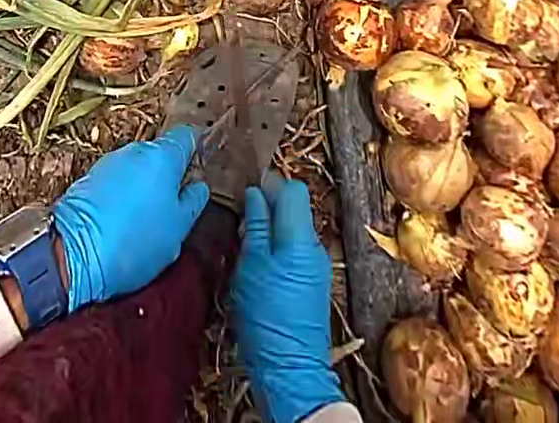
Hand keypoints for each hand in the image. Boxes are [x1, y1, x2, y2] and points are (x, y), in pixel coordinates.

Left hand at [54, 126, 210, 310]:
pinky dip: (120, 196)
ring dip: (143, 186)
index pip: (188, 136)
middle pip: (161, 153)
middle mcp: (136, 150)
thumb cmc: (134, 241)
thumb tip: (197, 186)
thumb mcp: (178, 228)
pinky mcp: (87, 179)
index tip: (195, 176)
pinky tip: (118, 224)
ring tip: (141, 221)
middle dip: (167, 175)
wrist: (69, 256)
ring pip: (137, 168)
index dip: (195, 153)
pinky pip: (115, 182)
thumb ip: (193, 201)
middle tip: (170, 207)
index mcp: (164, 155)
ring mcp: (109, 162)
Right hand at [232, 177, 344, 422]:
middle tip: (241, 226)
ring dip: (270, 231)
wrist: (292, 371)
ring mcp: (316, 264)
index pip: (293, 189)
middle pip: (294, 208)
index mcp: (301, 237)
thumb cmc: (266, 316)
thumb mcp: (252, 268)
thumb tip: (255, 193)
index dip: (270, 186)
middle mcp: (314, 244)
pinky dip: (277, 250)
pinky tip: (259, 270)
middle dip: (268, 210)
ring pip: (293, 230)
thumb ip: (255, 227)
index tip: (246, 197)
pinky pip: (295, 251)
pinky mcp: (313, 282)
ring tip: (246, 250)